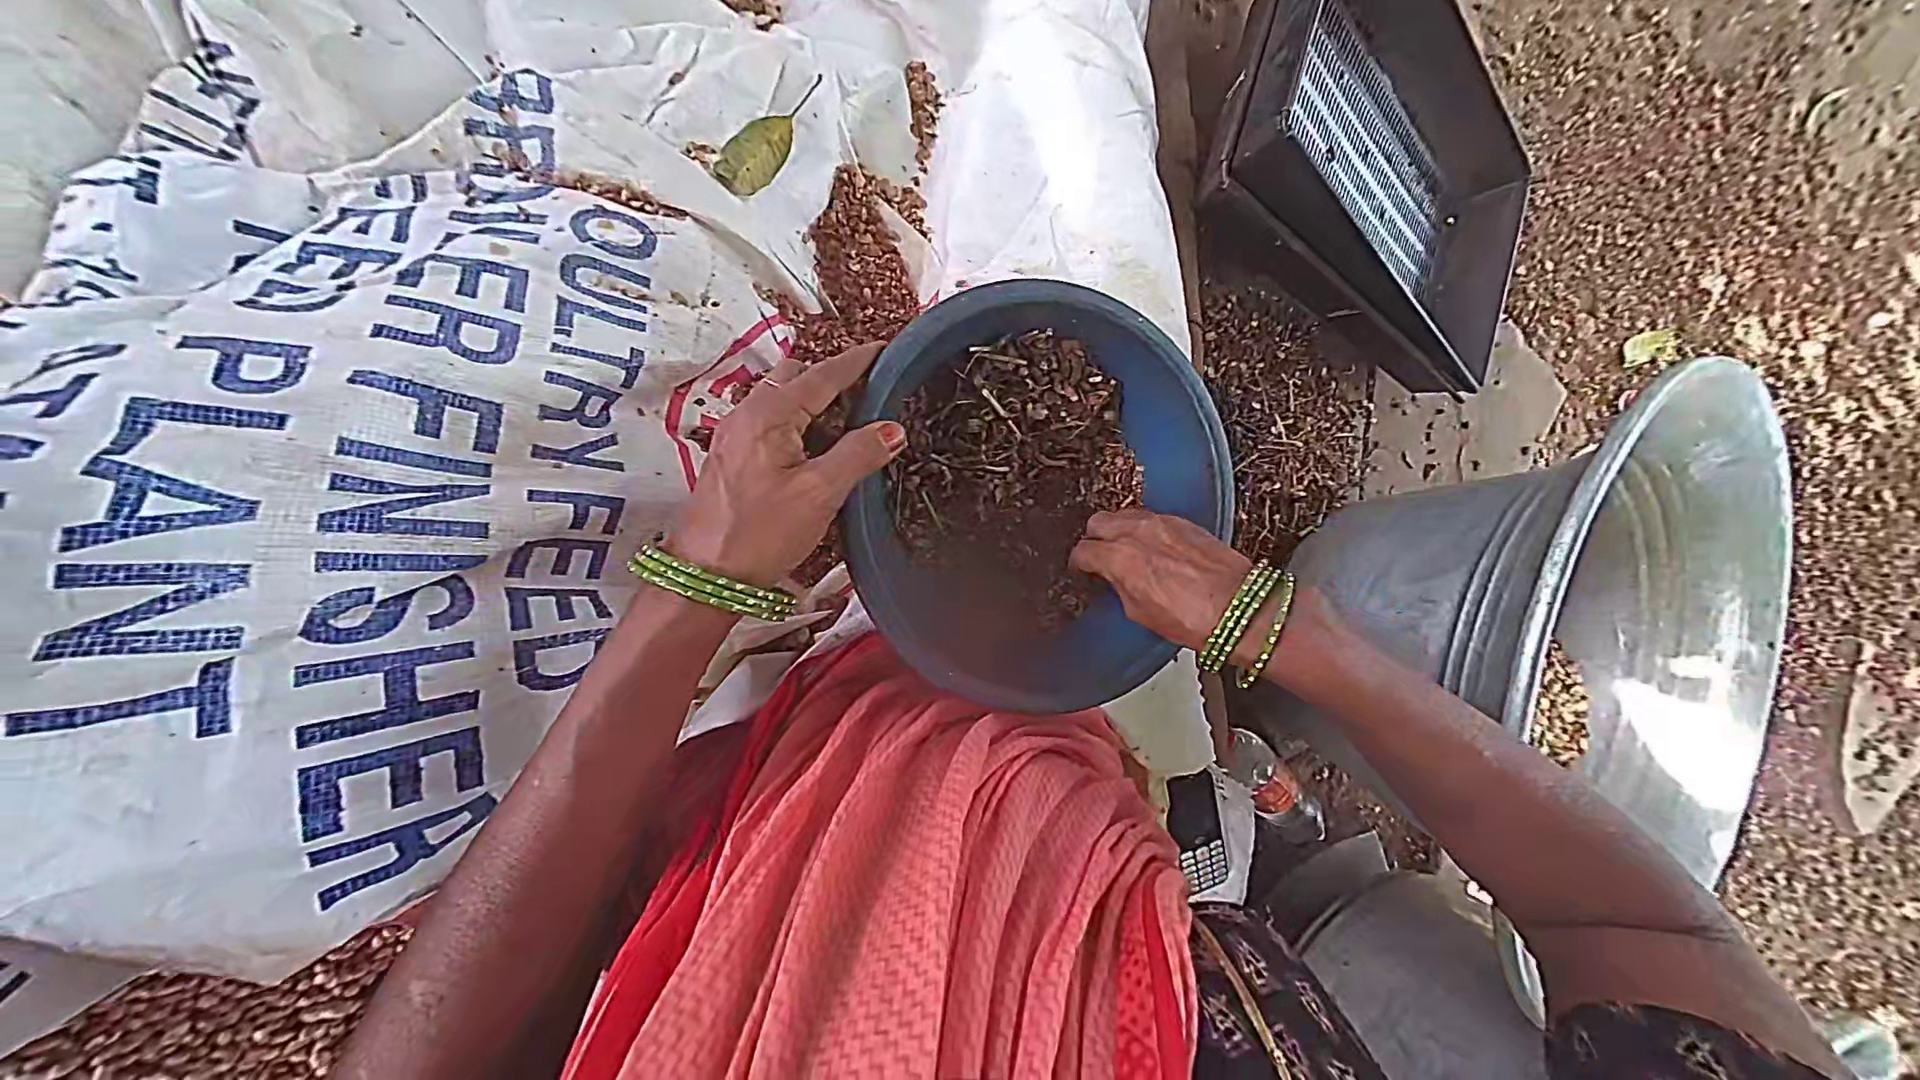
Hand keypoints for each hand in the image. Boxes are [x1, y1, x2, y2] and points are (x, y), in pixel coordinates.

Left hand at [666, 342, 903, 585]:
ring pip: (783, 400)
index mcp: (769, 415)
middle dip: (833, 379)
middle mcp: (747, 414)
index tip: (883, 350)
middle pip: (796, 378)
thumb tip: (892, 428)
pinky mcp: (734, 456)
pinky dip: (800, 423)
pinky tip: (818, 449)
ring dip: (816, 403)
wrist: (708, 574)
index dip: (856, 362)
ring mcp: (736, 434)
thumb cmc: (762, 532)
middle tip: (871, 396)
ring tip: (850, 423)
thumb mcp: (820, 493)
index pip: (821, 375)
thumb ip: (858, 454)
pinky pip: (773, 422)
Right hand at [1068, 508, 1251, 651]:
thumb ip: (1119, 586)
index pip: (1083, 550)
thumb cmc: (1196, 617)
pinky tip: (1151, 547)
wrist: (1239, 608)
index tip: (1083, 568)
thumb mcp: (1140, 612)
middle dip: (1095, 538)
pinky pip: (1151, 518)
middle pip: (1098, 522)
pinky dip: (1144, 530)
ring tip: (1125, 549)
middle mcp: (1138, 533)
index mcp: (1120, 558)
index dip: (1080, 562)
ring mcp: (1162, 523)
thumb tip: (1114, 578)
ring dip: (1118, 530)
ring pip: (1123, 514)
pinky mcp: (1183, 522)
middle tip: (1100, 555)